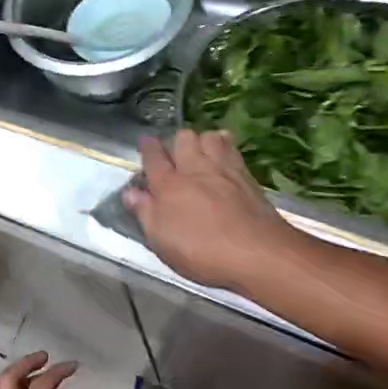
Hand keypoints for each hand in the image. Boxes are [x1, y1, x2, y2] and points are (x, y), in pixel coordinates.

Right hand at [123, 130, 299, 290]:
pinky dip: (225, 146)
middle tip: (173, 155)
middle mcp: (195, 169)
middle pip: (183, 138)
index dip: (147, 148)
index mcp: (168, 185)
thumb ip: (145, 213)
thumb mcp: (161, 241)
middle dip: (175, 141)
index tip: (145, 143)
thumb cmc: (201, 252)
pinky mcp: (247, 176)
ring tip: (199, 152)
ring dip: (202, 140)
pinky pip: (232, 148)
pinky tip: (224, 156)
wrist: (257, 252)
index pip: (153, 156)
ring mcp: (223, 169)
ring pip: (209, 136)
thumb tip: (130, 193)